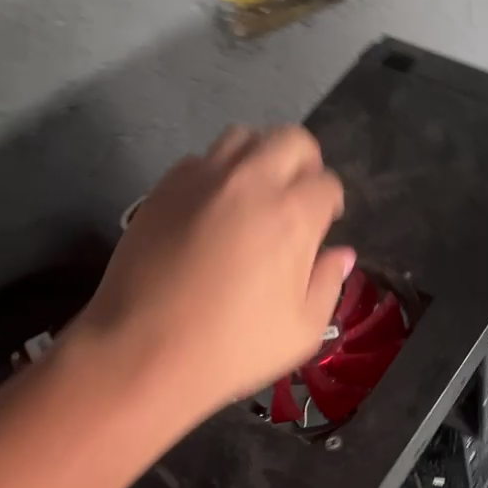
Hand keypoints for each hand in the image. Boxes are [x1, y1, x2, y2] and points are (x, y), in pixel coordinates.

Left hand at [71, 125, 355, 417]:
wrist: (146, 349)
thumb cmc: (236, 348)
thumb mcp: (303, 332)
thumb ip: (329, 284)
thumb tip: (341, 254)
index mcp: (293, 216)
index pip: (327, 183)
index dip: (332, 204)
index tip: (325, 225)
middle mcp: (250, 182)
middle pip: (291, 140)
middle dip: (305, 164)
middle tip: (298, 199)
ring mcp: (203, 178)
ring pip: (244, 138)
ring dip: (261, 159)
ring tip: (256, 197)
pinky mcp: (165, 186)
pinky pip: (201, 160)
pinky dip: (218, 174)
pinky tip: (215, 211)